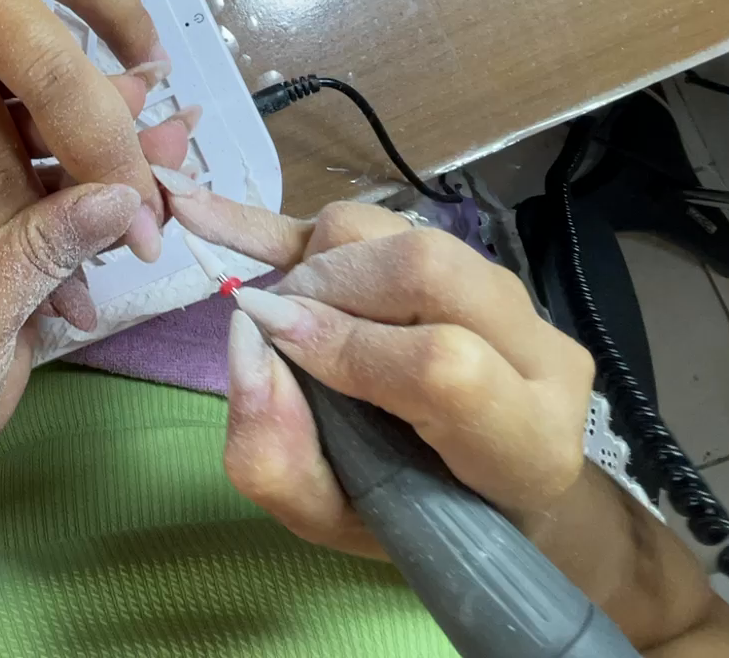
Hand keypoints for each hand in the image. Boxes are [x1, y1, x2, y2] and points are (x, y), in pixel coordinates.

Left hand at [0, 80, 195, 487]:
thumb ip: (41, 250)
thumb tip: (122, 192)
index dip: (48, 102)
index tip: (119, 86)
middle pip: (22, 145)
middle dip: (93, 132)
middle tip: (162, 106)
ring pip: (48, 183)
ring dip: (111, 174)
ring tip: (177, 146)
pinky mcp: (8, 256)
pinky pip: (60, 226)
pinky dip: (105, 221)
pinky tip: (152, 202)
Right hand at [159, 180, 595, 557]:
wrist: (477, 483)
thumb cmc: (407, 512)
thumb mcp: (336, 522)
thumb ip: (282, 460)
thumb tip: (247, 347)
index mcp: (523, 440)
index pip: (444, 365)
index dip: (345, 347)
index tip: (273, 343)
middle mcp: (533, 350)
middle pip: (425, 266)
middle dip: (325, 285)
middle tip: (278, 323)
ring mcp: (503, 292)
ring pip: (396, 229)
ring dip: (320, 258)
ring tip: (292, 306)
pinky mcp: (447, 255)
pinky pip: (363, 219)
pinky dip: (271, 217)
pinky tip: (195, 206)